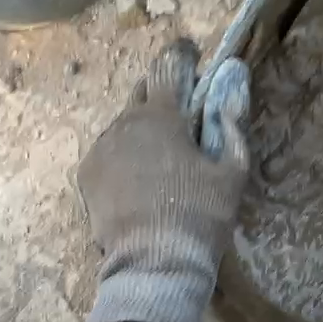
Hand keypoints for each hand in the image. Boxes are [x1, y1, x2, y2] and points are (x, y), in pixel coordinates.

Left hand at [70, 42, 249, 321]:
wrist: (154, 265)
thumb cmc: (201, 216)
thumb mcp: (233, 170)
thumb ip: (233, 119)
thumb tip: (235, 76)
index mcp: (161, 115)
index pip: (170, 65)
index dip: (185, 56)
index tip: (195, 56)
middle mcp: (124, 122)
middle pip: (143, 93)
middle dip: (163, 99)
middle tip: (184, 123)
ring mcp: (101, 149)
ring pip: (124, 125)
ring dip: (143, 131)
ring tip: (162, 161)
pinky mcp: (87, 175)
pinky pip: (109, 152)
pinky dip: (125, 157)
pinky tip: (140, 182)